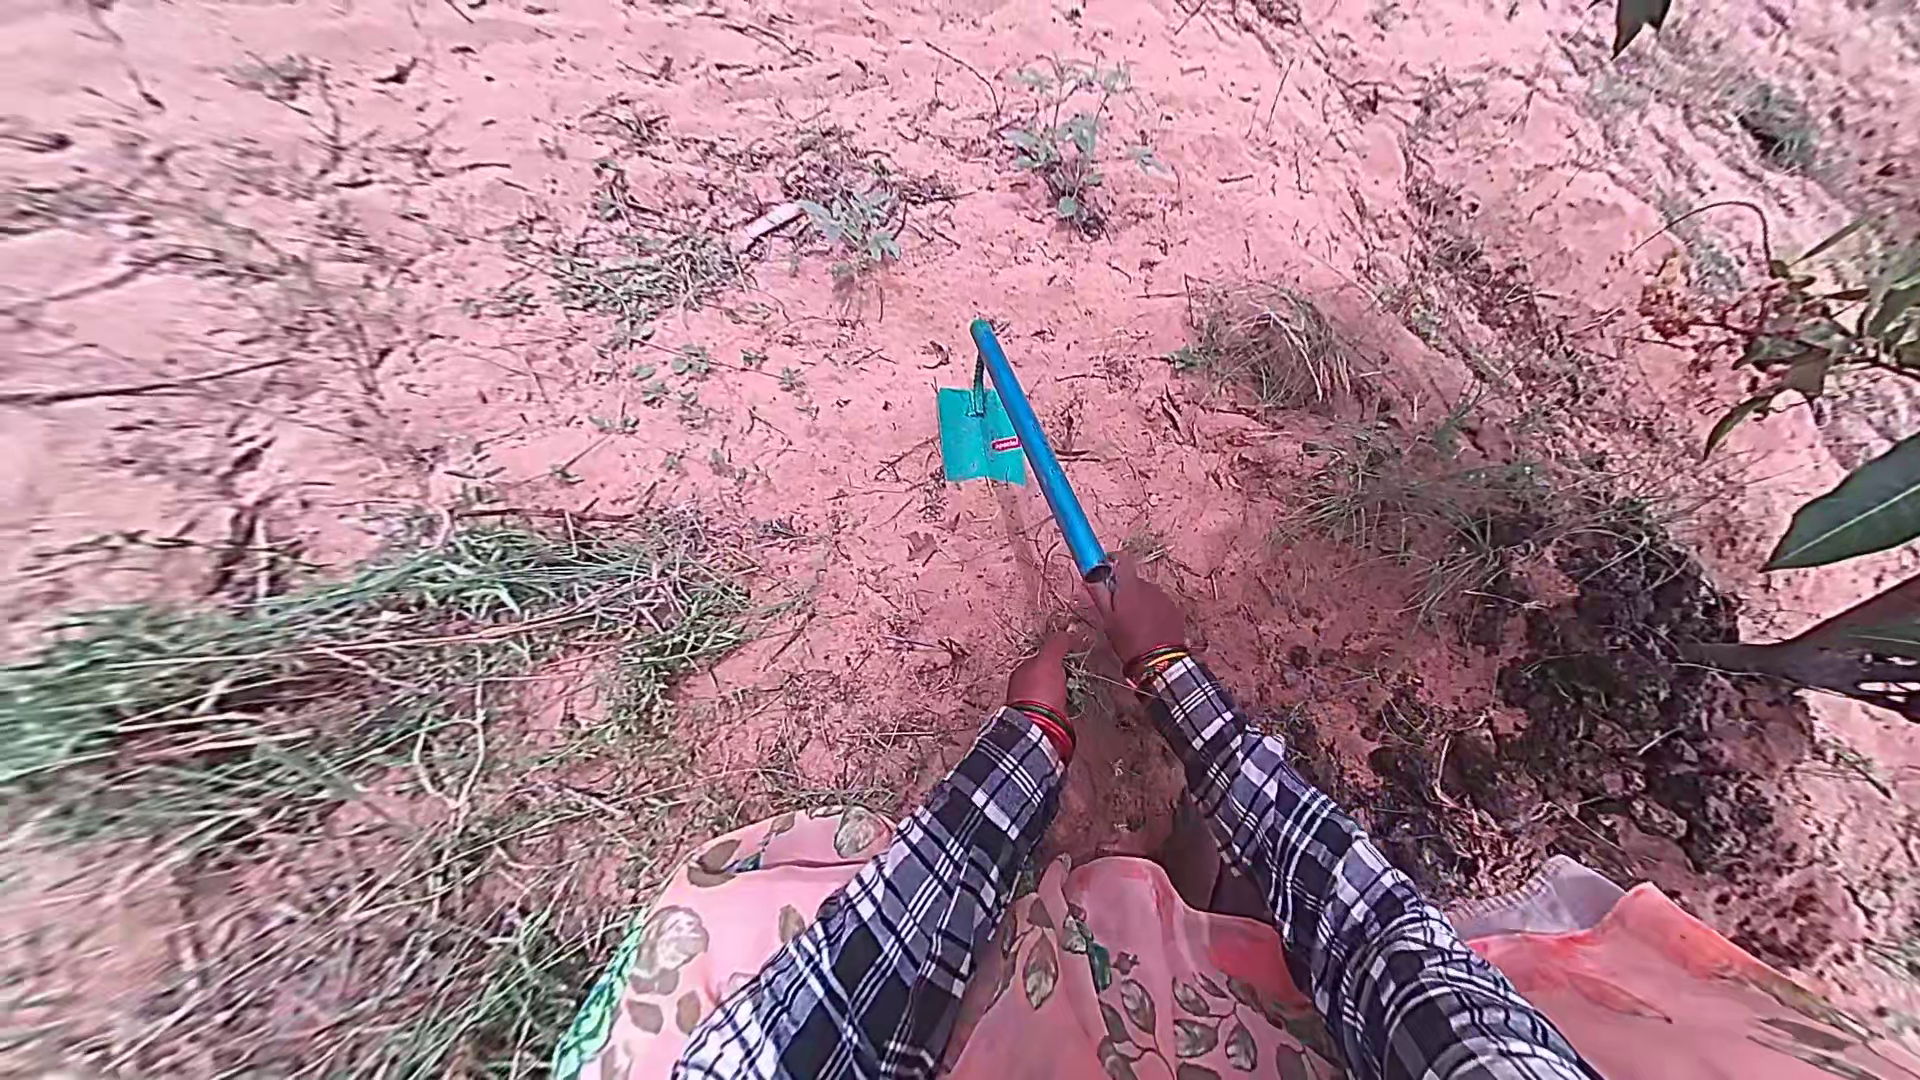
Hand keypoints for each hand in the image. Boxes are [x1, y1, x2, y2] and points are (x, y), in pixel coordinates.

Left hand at [1005, 631, 1076, 716]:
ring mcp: (1031, 706)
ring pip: (1049, 693)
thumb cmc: (1040, 692)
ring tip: (1072, 690)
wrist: (1040, 727)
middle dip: (1057, 675)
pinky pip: (1055, 708)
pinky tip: (1069, 705)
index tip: (1067, 655)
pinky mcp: (1042, 721)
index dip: (1054, 656)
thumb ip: (1055, 645)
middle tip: (1072, 674)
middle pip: (1043, 677)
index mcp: (1021, 671)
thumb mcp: (1049, 660)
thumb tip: (1062, 634)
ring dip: (1060, 691)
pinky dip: (1063, 706)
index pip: (1038, 659)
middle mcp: (1022, 689)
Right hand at [1090, 557, 1186, 664]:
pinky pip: (1158, 603)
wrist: (1160, 661)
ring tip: (1132, 623)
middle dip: (1123, 589)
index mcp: (1130, 586)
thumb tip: (1090, 577)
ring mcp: (1164, 598)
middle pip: (1132, 579)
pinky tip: (1147, 627)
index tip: (1104, 570)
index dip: (1111, 561)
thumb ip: (1099, 594)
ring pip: (1145, 592)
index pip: (1122, 559)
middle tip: (1115, 609)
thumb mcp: (1107, 618)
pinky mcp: (1174, 609)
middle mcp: (1149, 586)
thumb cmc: (1128, 640)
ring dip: (1137, 601)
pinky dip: (1151, 610)